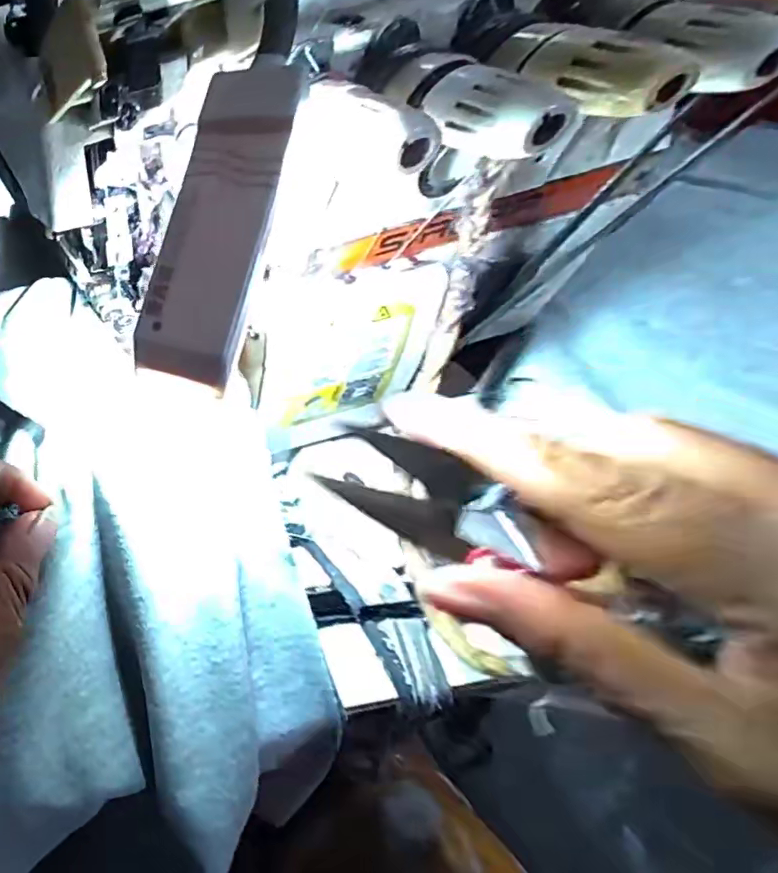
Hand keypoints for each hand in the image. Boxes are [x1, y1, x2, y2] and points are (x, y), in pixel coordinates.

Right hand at [385, 393, 777, 810]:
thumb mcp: (717, 734)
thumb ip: (578, 646)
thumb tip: (441, 584)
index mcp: (763, 565)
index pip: (593, 482)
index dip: (489, 442)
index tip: (405, 412)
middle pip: (625, 440)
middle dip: (538, 465)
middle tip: (538, 559)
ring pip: (657, 439)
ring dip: (580, 473)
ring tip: (587, 562)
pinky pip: (692, 458)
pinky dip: (626, 480)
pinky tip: (636, 548)